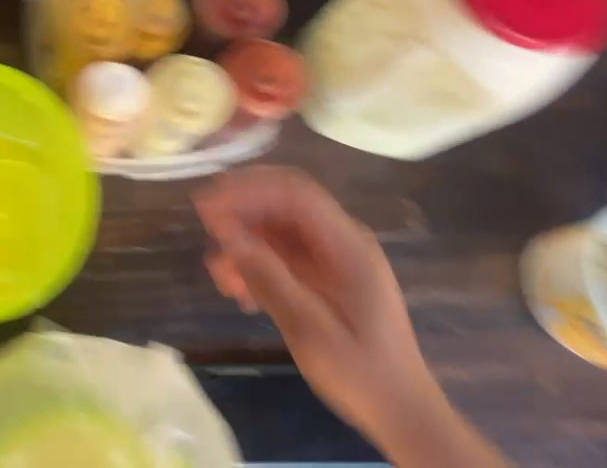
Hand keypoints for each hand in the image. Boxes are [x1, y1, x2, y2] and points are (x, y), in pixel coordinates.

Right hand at [191, 168, 445, 449]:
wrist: (402, 415)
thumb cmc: (362, 374)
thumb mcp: (310, 330)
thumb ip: (268, 278)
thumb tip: (226, 234)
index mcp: (348, 247)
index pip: (294, 195)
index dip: (248, 191)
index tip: (209, 209)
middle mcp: (341, 242)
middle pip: (284, 202)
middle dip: (240, 209)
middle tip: (204, 226)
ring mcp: (332, 258)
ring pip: (277, 226)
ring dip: (243, 238)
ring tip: (218, 272)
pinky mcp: (322, 275)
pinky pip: (280, 251)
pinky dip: (254, 260)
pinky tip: (237, 287)